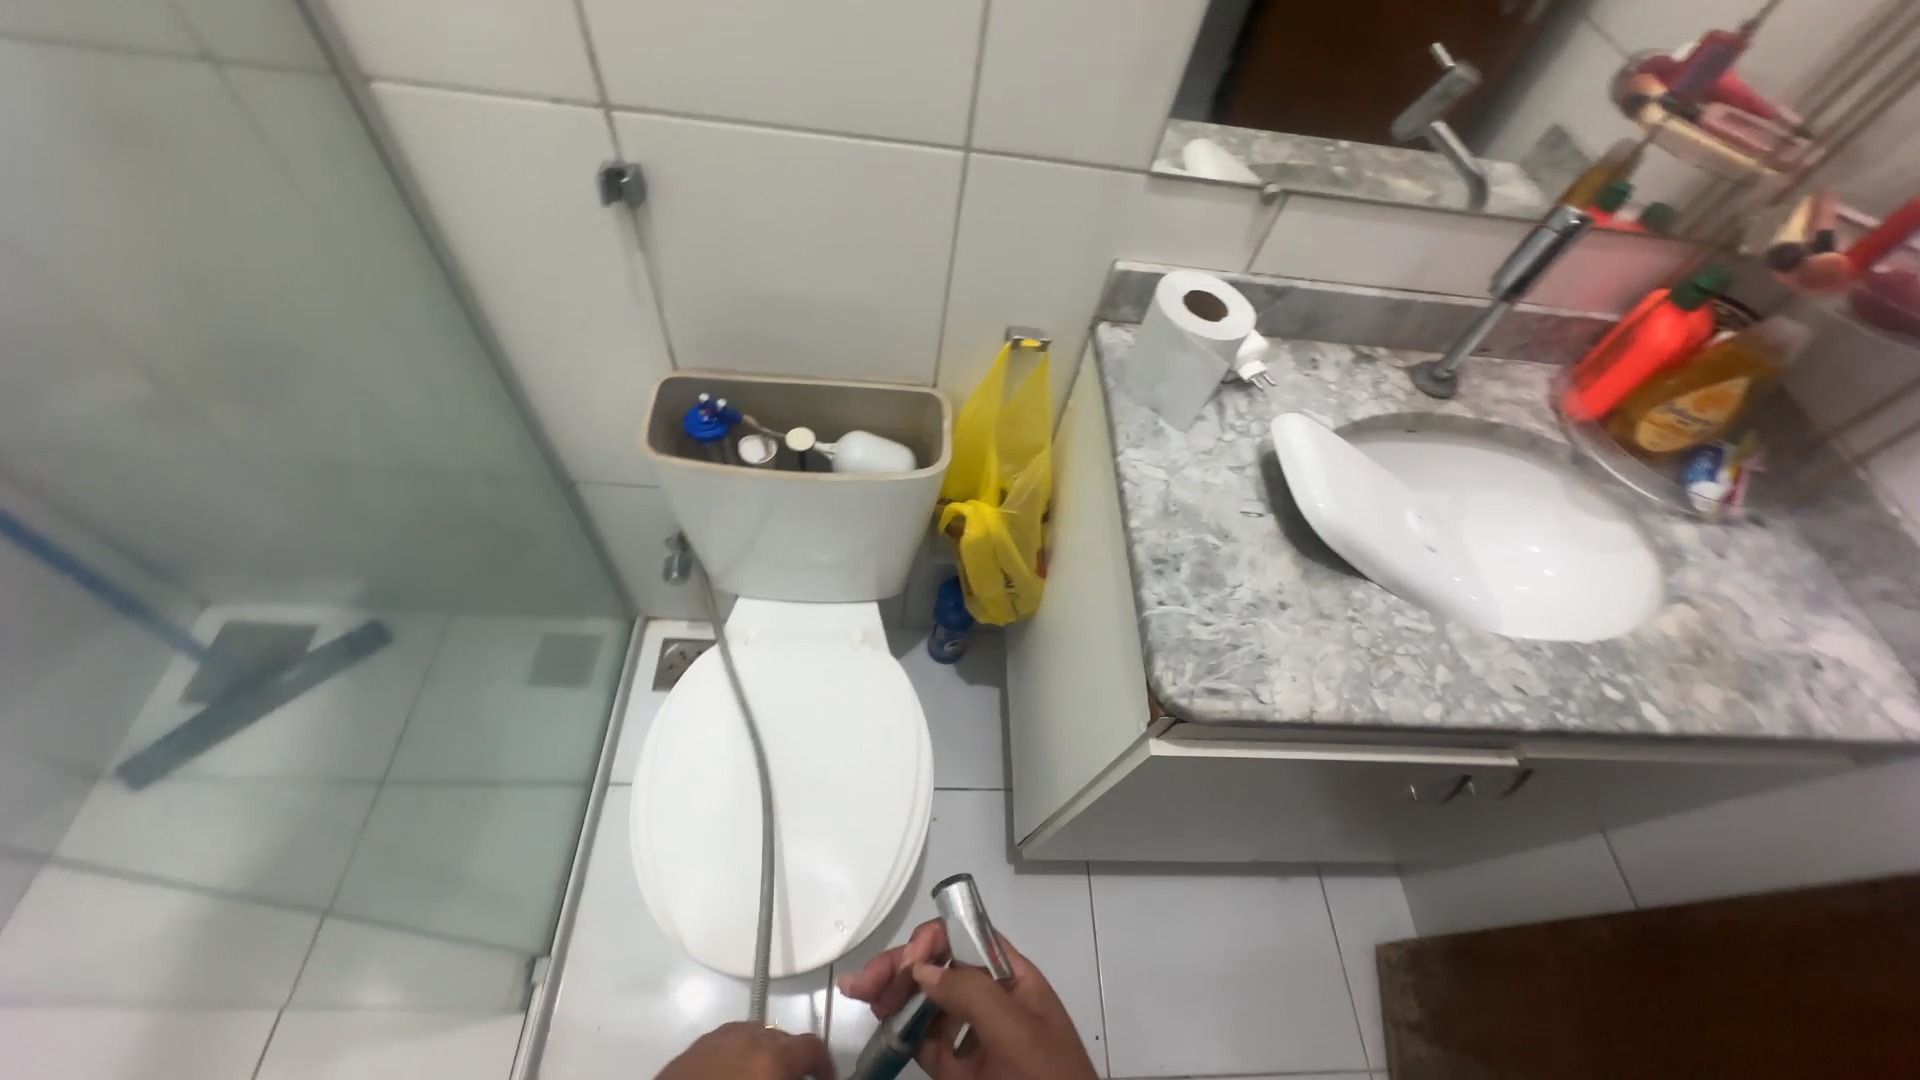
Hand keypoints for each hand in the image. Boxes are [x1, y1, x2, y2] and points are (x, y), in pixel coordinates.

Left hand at [654, 1021, 832, 1079]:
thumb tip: (804, 1076)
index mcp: (772, 1058)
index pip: (813, 1047)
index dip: (825, 1065)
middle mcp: (749, 1037)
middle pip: (784, 1039)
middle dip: (793, 1061)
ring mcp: (718, 1038)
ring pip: (755, 1036)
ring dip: (765, 1055)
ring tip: (761, 1078)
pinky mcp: (694, 1047)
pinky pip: (728, 1043)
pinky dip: (738, 1056)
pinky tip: (730, 1078)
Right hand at [838, 919, 1098, 1079]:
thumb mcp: (1015, 1032)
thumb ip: (971, 992)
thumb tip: (921, 968)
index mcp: (1013, 980)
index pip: (969, 938)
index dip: (934, 940)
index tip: (908, 963)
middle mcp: (993, 1002)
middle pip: (940, 968)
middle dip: (901, 966)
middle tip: (862, 983)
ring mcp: (976, 1039)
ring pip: (927, 1002)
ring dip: (895, 994)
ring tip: (862, 995)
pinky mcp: (962, 1073)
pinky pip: (927, 1043)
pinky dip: (903, 1033)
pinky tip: (883, 1029)